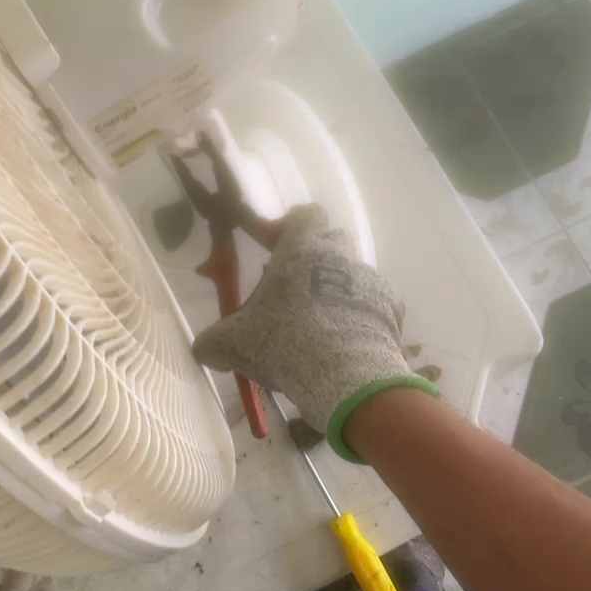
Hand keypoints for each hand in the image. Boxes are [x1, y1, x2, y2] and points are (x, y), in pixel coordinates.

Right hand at [192, 204, 437, 461]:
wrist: (344, 375)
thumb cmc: (284, 342)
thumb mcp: (236, 344)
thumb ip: (214, 342)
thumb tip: (200, 349)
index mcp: (302, 249)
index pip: (304, 215)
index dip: (289, 227)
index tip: (274, 247)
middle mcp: (339, 255)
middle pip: (330, 240)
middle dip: (313, 257)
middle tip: (293, 289)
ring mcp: (369, 280)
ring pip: (350, 274)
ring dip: (334, 290)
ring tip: (318, 325)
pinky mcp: (390, 308)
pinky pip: (371, 304)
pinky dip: (357, 316)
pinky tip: (343, 342)